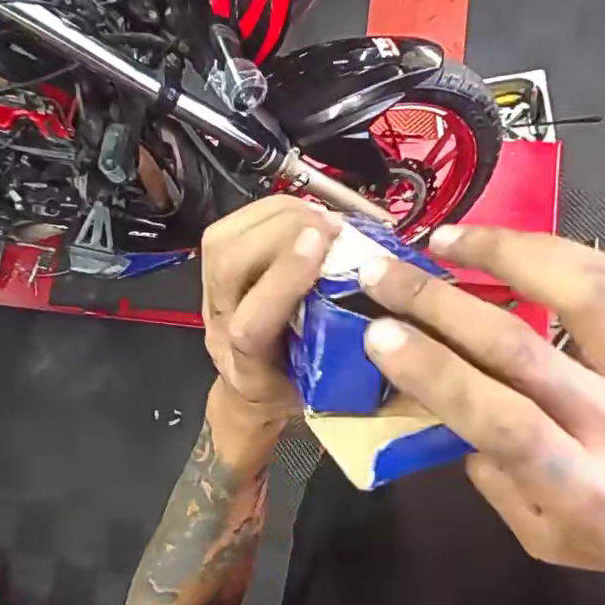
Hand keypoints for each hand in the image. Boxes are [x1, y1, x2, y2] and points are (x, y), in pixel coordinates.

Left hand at [200, 196, 342, 422]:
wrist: (251, 394)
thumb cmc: (294, 391)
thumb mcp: (328, 388)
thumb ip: (352, 356)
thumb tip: (393, 308)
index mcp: (249, 367)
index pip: (253, 321)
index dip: (285, 278)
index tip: (323, 243)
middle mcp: (220, 326)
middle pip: (228, 265)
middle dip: (281, 231)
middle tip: (334, 225)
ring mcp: (211, 295)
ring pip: (223, 239)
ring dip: (276, 215)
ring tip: (323, 215)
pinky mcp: (216, 269)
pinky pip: (233, 227)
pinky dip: (270, 210)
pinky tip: (306, 210)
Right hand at [357, 225, 604, 585]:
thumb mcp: (550, 539)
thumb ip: (494, 478)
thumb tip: (443, 407)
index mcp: (585, 486)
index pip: (503, 423)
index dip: (437, 375)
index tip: (380, 335)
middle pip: (522, 349)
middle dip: (439, 305)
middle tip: (381, 273)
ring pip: (580, 291)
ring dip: (502, 254)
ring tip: (443, 239)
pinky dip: (549, 247)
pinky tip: (503, 241)